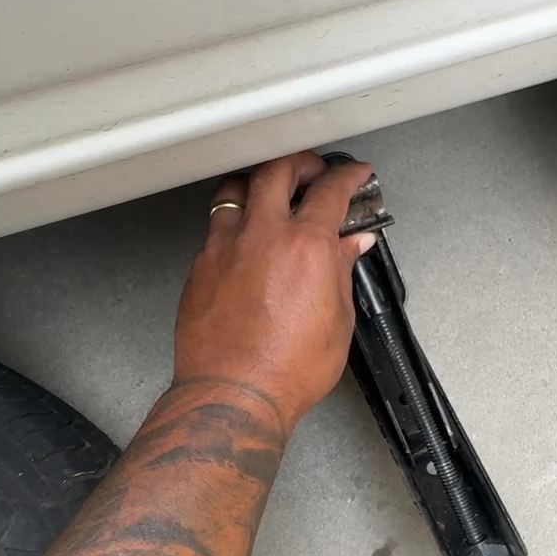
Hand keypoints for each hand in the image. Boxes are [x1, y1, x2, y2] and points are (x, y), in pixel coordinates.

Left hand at [174, 151, 376, 424]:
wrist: (236, 392)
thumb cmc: (287, 368)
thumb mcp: (338, 320)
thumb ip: (343, 272)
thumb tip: (351, 247)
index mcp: (306, 246)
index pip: (330, 191)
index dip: (347, 177)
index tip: (355, 175)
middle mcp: (263, 235)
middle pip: (278, 172)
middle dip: (301, 163)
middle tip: (315, 171)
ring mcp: (226, 246)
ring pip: (237, 188)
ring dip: (259, 180)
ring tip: (271, 187)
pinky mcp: (202, 265)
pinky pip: (217, 224)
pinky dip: (236, 216)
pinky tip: (245, 231)